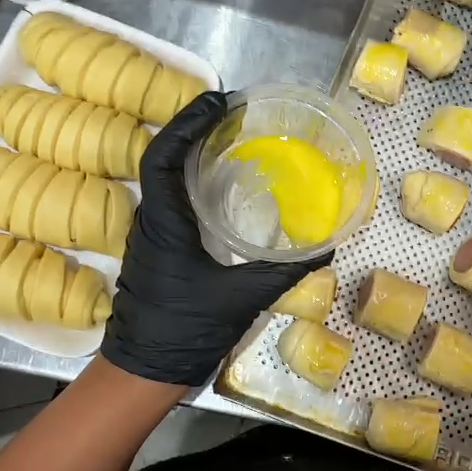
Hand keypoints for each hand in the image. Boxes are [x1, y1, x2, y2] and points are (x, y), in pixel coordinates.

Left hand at [102, 91, 330, 385]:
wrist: (144, 371)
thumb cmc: (185, 330)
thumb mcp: (242, 298)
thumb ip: (284, 271)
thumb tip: (327, 247)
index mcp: (164, 221)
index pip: (163, 155)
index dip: (187, 122)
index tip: (217, 100)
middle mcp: (151, 219)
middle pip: (164, 157)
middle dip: (195, 128)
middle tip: (234, 112)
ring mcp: (151, 233)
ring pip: (166, 177)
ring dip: (193, 151)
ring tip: (233, 136)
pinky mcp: (158, 247)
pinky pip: (173, 198)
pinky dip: (195, 178)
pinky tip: (226, 184)